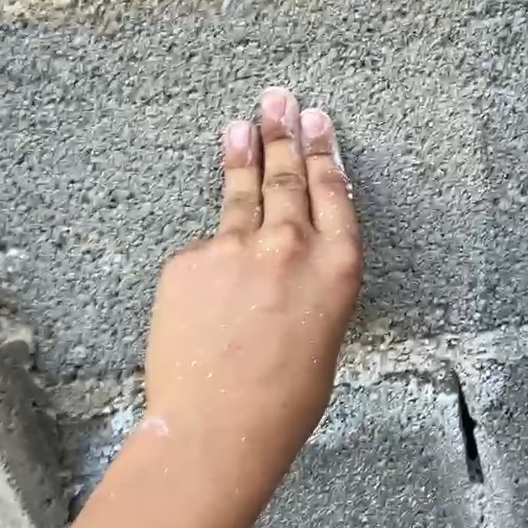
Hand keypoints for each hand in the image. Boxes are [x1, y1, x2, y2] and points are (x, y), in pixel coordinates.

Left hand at [142, 87, 362, 446]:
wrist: (220, 427)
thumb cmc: (287, 394)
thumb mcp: (327, 328)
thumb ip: (314, 280)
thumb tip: (290, 256)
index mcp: (338, 264)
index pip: (332, 191)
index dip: (324, 152)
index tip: (318, 122)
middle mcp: (293, 244)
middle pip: (288, 176)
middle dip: (283, 133)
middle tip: (279, 100)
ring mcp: (236, 247)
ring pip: (242, 193)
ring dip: (242, 155)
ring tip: (242, 124)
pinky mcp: (189, 260)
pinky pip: (204, 247)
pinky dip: (211, 251)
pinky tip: (213, 273)